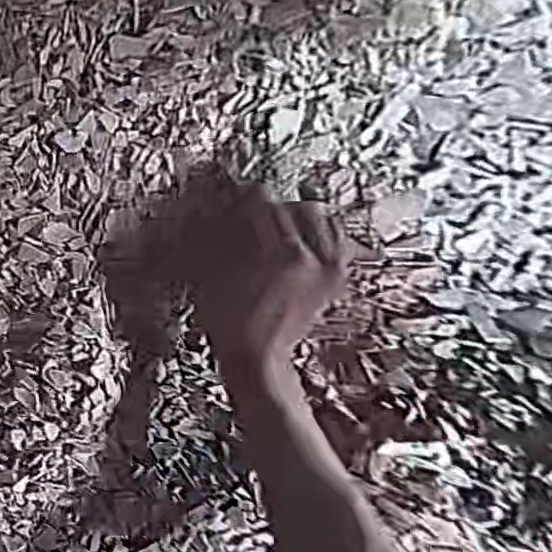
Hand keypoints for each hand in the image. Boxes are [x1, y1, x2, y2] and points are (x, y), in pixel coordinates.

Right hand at [195, 189, 352, 374]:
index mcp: (281, 254)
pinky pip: (337, 243)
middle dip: (275, 207)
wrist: (257, 355)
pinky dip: (319, 235)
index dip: (247, 198)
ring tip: (278, 224)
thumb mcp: (215, 275)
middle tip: (254, 211)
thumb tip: (228, 216)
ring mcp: (330, 269)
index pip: (266, 207)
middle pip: (302, 209)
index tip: (237, 196)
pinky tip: (299, 241)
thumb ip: (226, 241)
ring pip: (326, 223)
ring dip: (300, 218)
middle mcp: (314, 258)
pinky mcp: (335, 279)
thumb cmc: (230, 321)